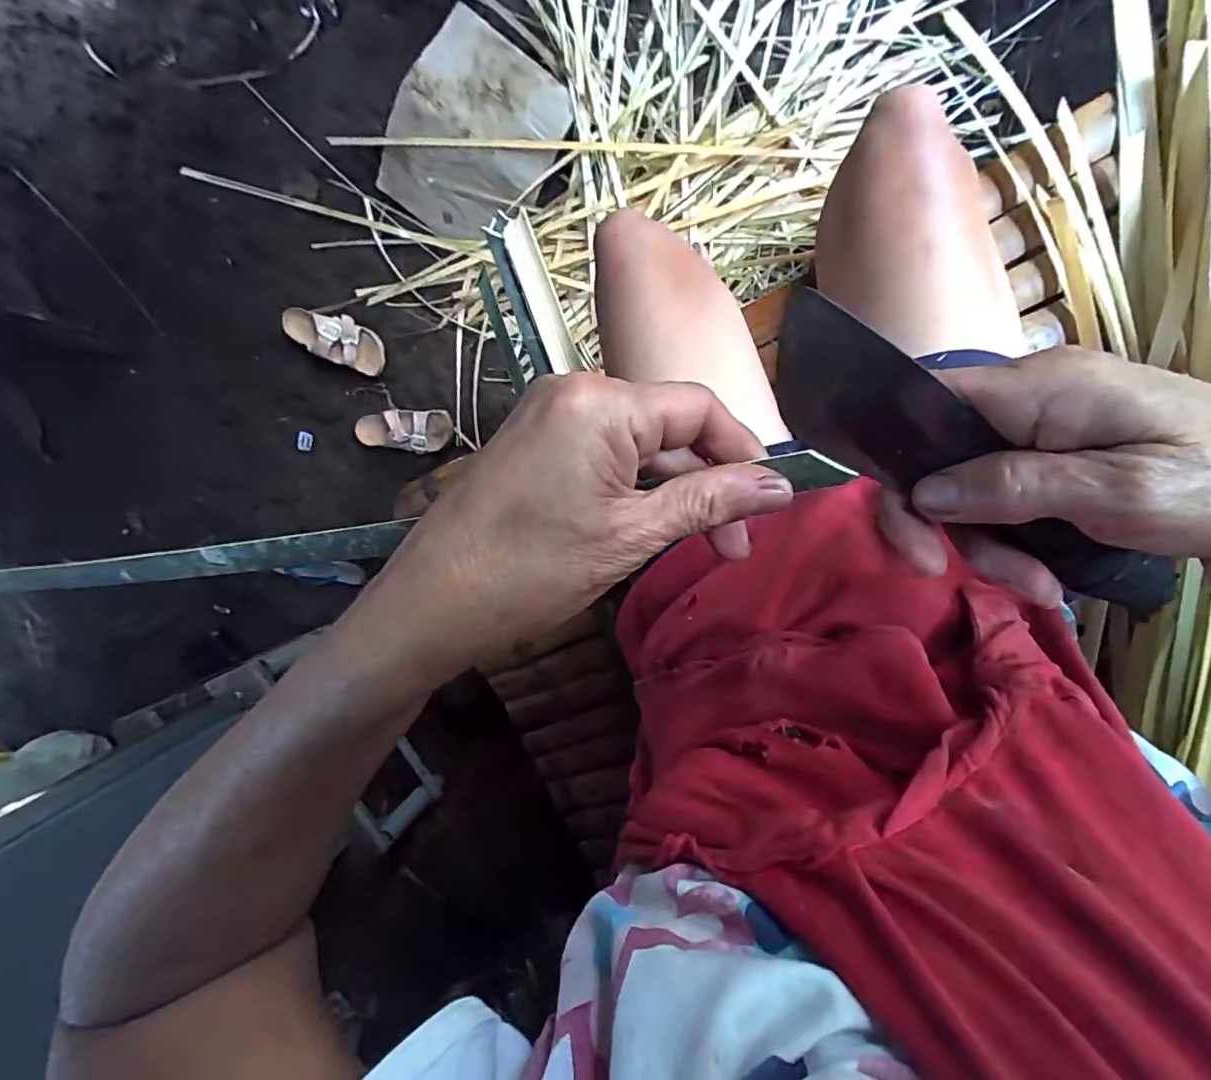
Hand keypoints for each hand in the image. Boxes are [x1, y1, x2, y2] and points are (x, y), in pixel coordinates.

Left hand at [350, 374, 793, 682]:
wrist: (429, 606)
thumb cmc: (532, 571)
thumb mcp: (634, 536)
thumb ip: (712, 501)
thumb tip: (781, 488)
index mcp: (602, 404)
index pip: (701, 409)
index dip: (744, 452)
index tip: (768, 504)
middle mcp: (579, 391)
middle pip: (676, 428)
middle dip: (713, 484)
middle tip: (733, 548)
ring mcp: (557, 414)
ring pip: (648, 445)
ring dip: (682, 492)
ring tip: (702, 546)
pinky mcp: (545, 440)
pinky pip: (616, 454)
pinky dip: (646, 489)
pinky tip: (660, 528)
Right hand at [877, 348, 1210, 602]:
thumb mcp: (1121, 494)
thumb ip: (1018, 486)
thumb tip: (925, 491)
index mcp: (1043, 386)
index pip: (927, 403)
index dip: (899, 464)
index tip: (916, 539)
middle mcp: (1033, 398)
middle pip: (944, 457)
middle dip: (958, 527)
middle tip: (1007, 580)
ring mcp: (1047, 428)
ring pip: (973, 488)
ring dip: (994, 545)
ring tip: (1045, 586)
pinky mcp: (1060, 458)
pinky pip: (1007, 499)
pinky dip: (1016, 542)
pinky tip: (1051, 574)